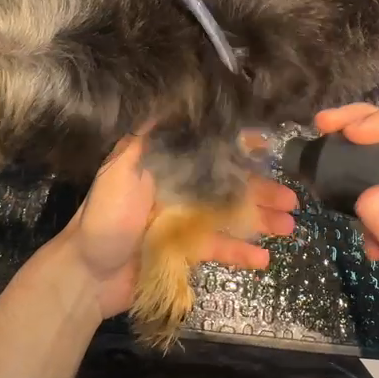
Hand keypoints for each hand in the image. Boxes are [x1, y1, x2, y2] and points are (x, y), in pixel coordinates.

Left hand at [55, 134, 299, 316]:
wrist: (85, 275)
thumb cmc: (104, 219)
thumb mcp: (120, 171)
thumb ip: (147, 141)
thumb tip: (173, 102)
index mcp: (164, 166)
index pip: (207, 151)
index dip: (237, 148)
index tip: (268, 146)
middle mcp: (177, 189)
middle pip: (226, 185)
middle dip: (259, 190)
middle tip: (293, 198)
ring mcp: (183, 222)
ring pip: (229, 216)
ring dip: (259, 220)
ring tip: (289, 225)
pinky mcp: (184, 252)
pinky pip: (218, 248)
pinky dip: (241, 252)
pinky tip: (264, 259)